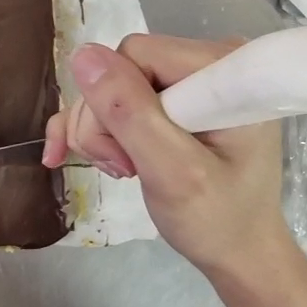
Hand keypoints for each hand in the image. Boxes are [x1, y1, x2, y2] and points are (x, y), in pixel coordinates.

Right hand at [43, 35, 294, 276]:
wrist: (239, 251)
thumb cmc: (218, 219)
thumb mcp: (172, 172)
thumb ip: (130, 112)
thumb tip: (83, 56)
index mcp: (222, 68)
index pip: (135, 55)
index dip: (115, 102)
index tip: (128, 157)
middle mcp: (207, 62)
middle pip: (119, 70)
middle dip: (103, 122)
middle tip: (122, 168)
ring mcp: (189, 81)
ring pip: (108, 86)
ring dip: (96, 131)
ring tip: (119, 170)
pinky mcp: (173, 98)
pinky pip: (113, 98)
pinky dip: (91, 129)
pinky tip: (67, 154)